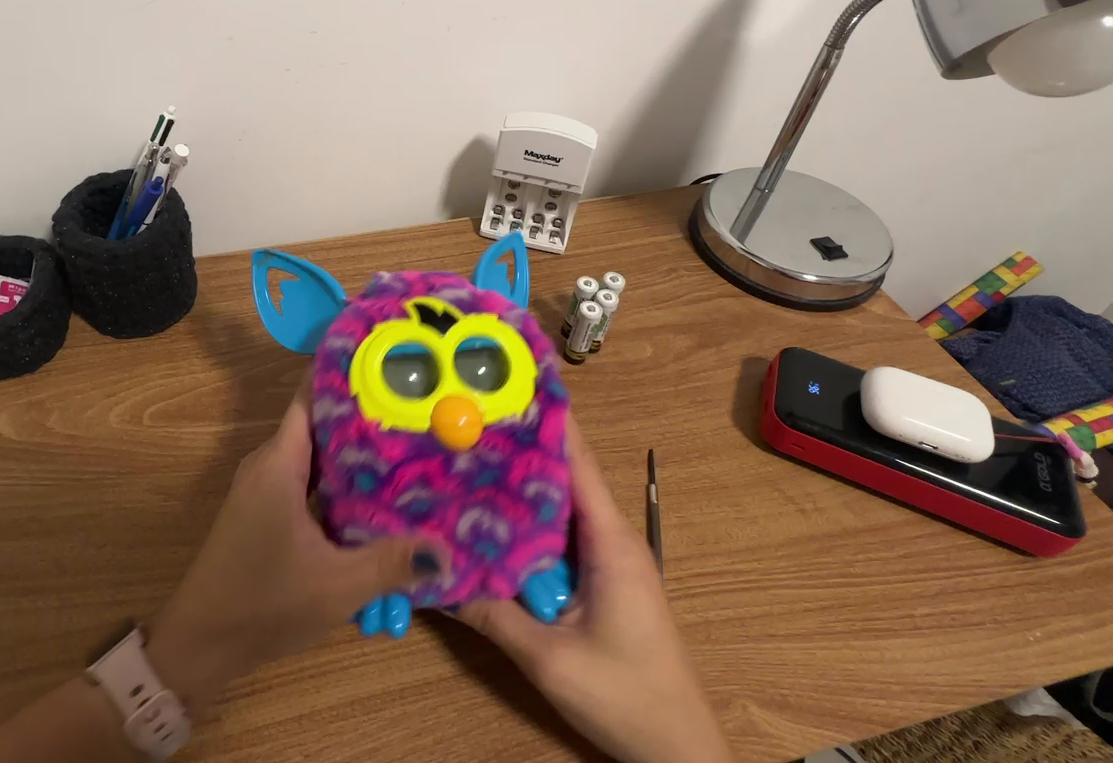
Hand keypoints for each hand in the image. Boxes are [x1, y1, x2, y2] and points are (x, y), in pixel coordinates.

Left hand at [146, 381, 442, 715]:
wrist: (199, 643)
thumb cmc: (263, 603)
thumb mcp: (336, 586)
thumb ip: (392, 563)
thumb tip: (447, 550)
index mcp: (279, 464)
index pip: (311, 397)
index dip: (345, 376)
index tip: (389, 365)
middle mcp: (268, 465)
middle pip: (318, 423)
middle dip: (362, 415)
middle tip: (415, 409)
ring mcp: (263, 489)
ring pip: (313, 455)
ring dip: (352, 451)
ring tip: (405, 444)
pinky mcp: (264, 512)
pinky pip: (305, 479)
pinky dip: (337, 480)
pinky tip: (374, 494)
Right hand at [448, 420, 732, 762]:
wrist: (679, 752)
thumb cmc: (626, 697)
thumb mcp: (549, 658)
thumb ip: (492, 615)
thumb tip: (434, 578)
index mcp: (609, 541)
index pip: (576, 461)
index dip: (545, 420)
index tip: (507, 387)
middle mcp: (610, 538)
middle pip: (563, 475)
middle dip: (517, 447)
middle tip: (463, 423)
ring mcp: (606, 559)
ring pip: (557, 506)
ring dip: (517, 486)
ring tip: (465, 460)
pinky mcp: (599, 580)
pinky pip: (557, 537)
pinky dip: (525, 522)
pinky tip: (487, 522)